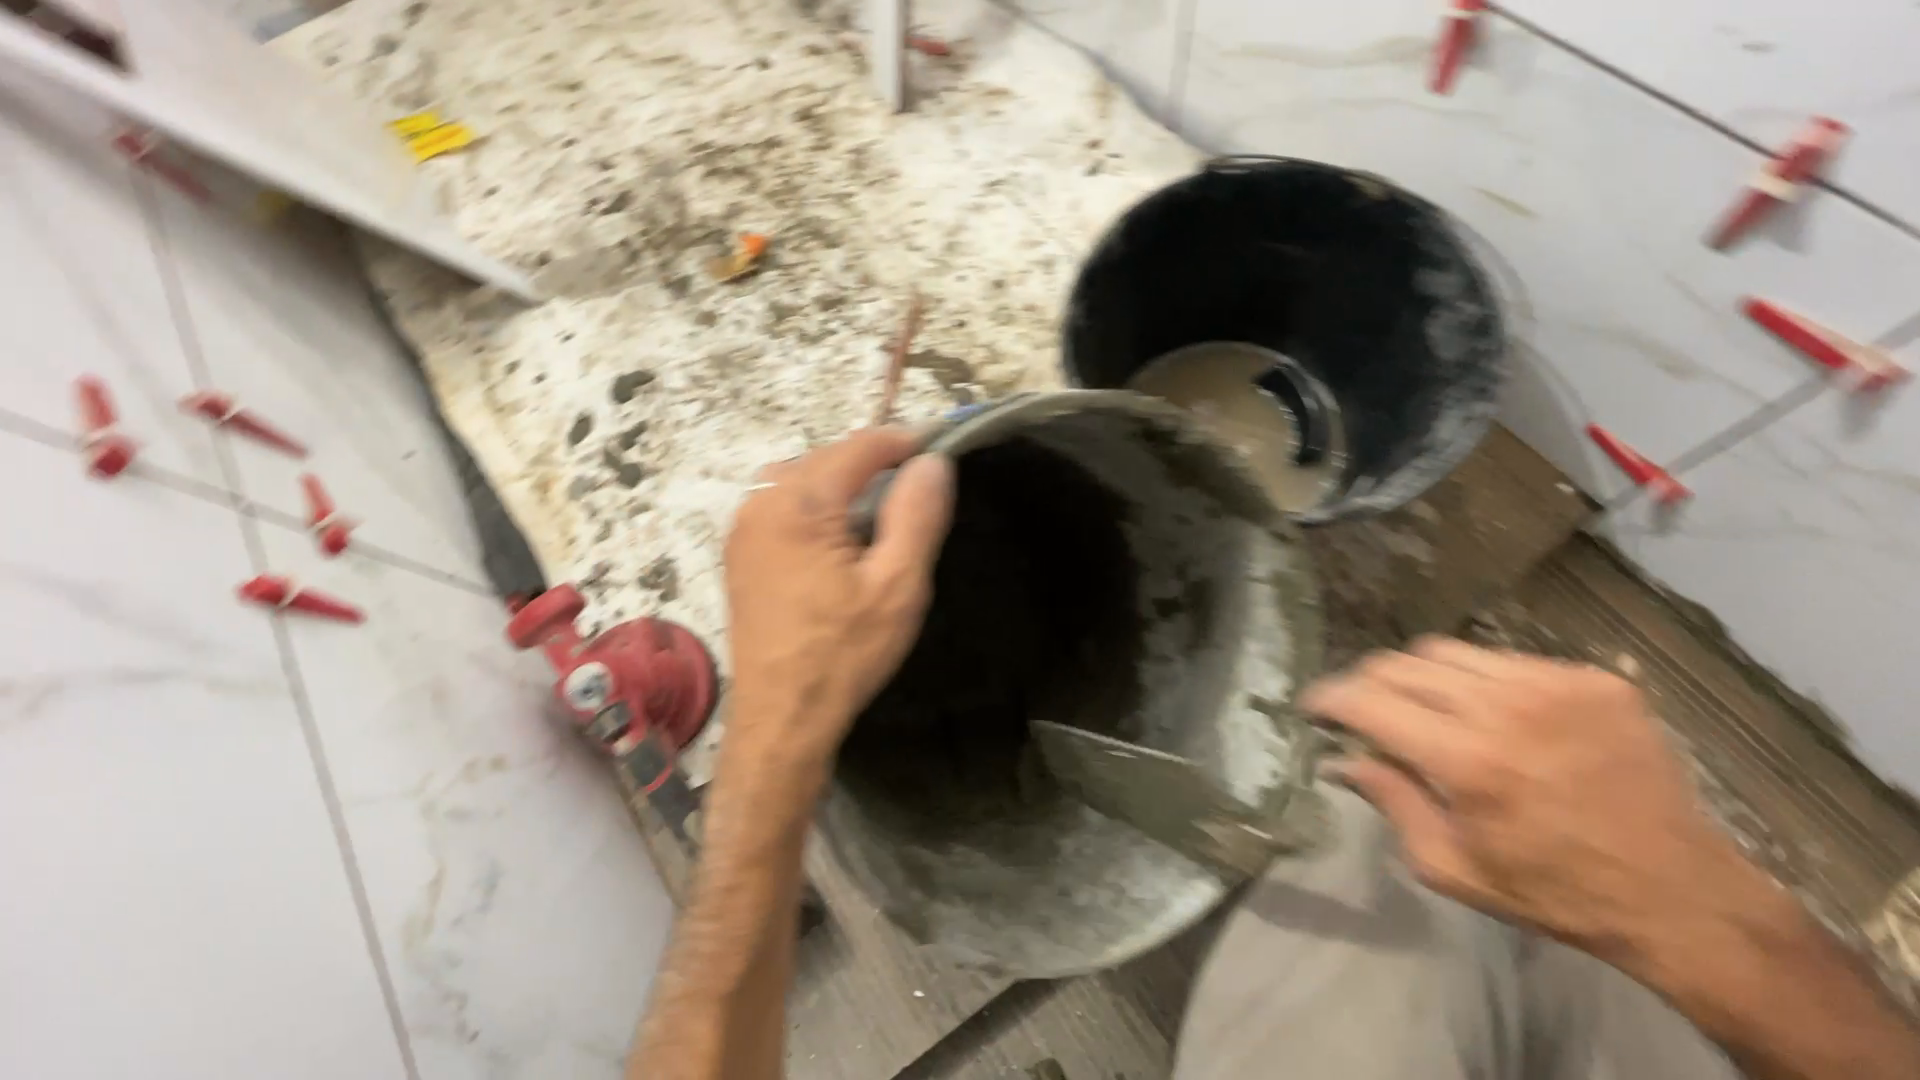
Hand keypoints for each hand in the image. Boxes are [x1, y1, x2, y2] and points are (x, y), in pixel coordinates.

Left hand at [722, 428, 954, 778]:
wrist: (780, 716)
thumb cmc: (843, 653)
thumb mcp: (897, 585)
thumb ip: (916, 515)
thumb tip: (932, 462)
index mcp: (799, 504)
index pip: (858, 447)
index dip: (903, 442)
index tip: (940, 447)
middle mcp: (761, 503)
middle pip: (827, 459)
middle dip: (872, 464)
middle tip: (916, 490)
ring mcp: (743, 528)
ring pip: (802, 480)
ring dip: (843, 486)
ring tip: (880, 516)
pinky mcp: (739, 554)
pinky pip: (782, 507)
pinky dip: (816, 508)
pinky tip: (839, 542)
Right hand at [1301, 637, 1764, 959]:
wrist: (1681, 894)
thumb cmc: (1552, 891)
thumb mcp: (1450, 866)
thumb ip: (1389, 800)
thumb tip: (1341, 758)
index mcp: (1467, 760)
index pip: (1368, 700)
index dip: (1328, 699)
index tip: (1312, 708)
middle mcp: (1505, 707)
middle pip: (1400, 664)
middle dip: (1366, 683)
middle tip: (1361, 709)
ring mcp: (1555, 685)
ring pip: (1447, 651)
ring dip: (1418, 676)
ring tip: (1422, 706)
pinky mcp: (1594, 679)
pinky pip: (1505, 660)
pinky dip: (1478, 681)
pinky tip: (1491, 715)